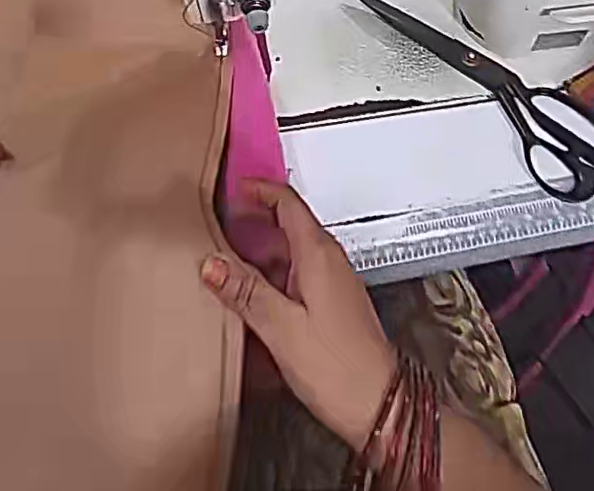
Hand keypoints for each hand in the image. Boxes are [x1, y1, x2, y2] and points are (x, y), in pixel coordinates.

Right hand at [201, 179, 396, 451]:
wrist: (381, 404)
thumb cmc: (338, 367)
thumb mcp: (281, 328)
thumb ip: (246, 292)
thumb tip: (212, 263)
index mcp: (318, 253)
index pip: (288, 202)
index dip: (261, 189)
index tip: (236, 188)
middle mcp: (328, 258)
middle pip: (289, 221)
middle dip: (255, 217)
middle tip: (223, 223)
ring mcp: (332, 279)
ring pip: (292, 248)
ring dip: (262, 247)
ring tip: (229, 260)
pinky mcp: (332, 300)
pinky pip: (299, 270)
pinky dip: (274, 270)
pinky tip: (255, 293)